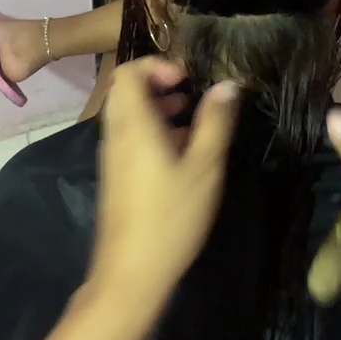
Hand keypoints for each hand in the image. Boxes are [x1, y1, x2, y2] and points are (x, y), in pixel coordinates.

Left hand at [91, 58, 241, 304]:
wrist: (131, 275)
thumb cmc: (171, 216)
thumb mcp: (205, 167)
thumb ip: (216, 121)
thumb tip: (227, 85)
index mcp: (134, 124)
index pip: (128, 72)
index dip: (156, 65)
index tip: (186, 78)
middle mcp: (117, 134)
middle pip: (126, 91)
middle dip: (158, 84)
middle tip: (189, 94)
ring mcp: (113, 157)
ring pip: (128, 115)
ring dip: (157, 108)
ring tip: (191, 120)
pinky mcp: (116, 177)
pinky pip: (129, 137)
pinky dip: (152, 131)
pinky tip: (181, 153)